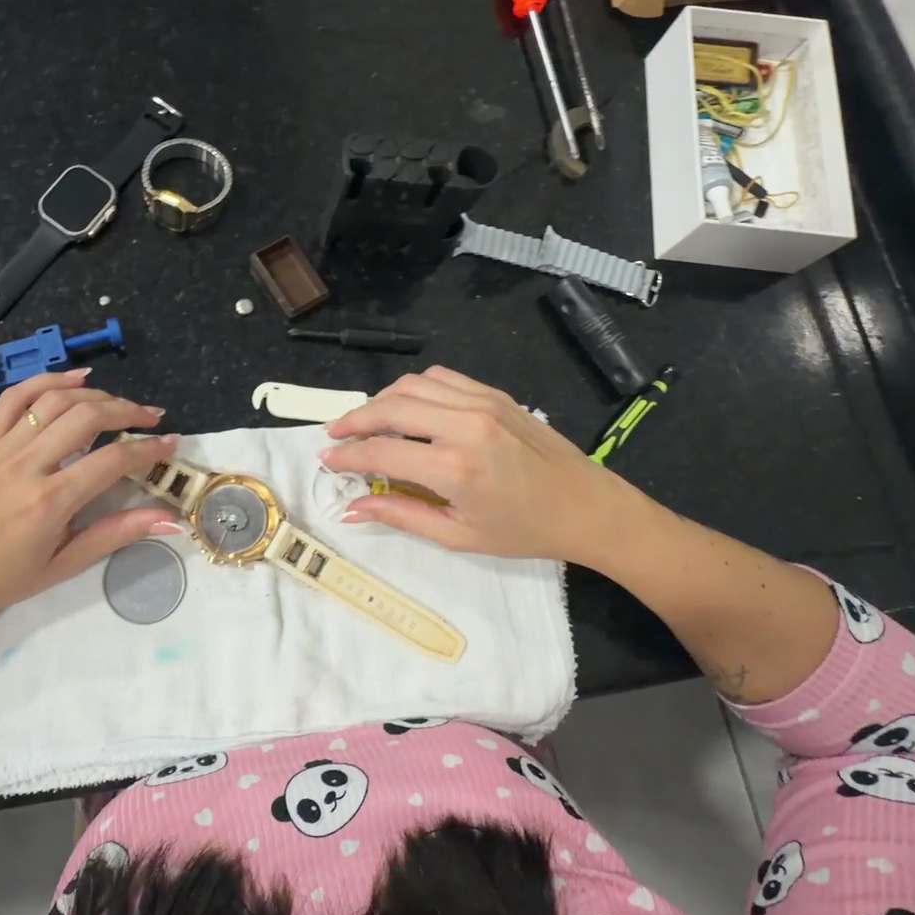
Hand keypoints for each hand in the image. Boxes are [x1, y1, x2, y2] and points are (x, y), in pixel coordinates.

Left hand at [0, 370, 182, 624]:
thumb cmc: (5, 578)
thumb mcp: (65, 564)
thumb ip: (117, 535)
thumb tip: (169, 519)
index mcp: (48, 503)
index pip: (112, 461)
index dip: (148, 449)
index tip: (172, 443)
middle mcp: (25, 466)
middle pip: (86, 418)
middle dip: (128, 412)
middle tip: (153, 418)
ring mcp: (1, 448)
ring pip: (55, 401)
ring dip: (95, 395)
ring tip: (121, 404)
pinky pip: (14, 398)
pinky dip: (47, 380)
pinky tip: (76, 379)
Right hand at [321, 366, 647, 567]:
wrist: (588, 507)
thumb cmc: (524, 531)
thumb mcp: (459, 535)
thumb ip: (401, 515)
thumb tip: (353, 508)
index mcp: (454, 467)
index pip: (381, 452)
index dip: (347, 455)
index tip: (327, 460)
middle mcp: (464, 425)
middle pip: (389, 408)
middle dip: (354, 420)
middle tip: (335, 435)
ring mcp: (481, 403)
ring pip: (412, 386)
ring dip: (381, 400)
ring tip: (366, 421)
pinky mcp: (494, 394)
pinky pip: (441, 379)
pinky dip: (414, 389)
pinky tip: (406, 408)